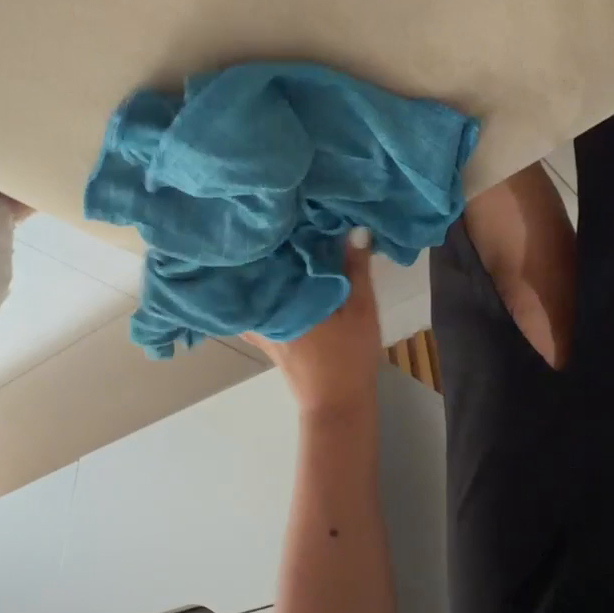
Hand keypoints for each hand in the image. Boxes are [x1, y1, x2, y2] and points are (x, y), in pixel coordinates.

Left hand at [247, 229, 383, 417]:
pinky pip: (253, 310)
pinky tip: (261, 285)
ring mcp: (263, 325)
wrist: (336, 403)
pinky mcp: (265, 339)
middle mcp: (268, 306)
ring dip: (261, 272)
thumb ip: (355, 268)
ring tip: (268, 247)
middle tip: (278, 222)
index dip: (282, 230)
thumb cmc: (349, 354)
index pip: (277, 254)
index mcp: (288, 293)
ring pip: (256, 290)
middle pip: (262, 270)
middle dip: (269, 248)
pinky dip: (256, 295)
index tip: (288, 209)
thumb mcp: (360, 308)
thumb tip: (354, 228)